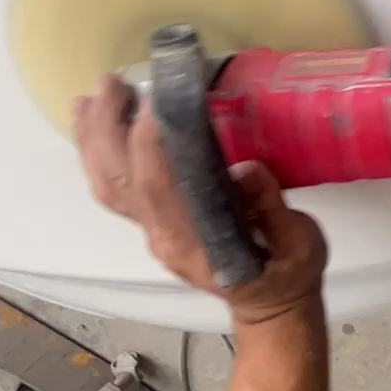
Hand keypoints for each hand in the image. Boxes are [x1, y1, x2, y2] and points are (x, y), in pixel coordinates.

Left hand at [73, 75, 327, 327]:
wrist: (273, 307)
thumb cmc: (289, 274)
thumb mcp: (298, 243)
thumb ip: (273, 208)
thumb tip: (246, 169)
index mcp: (196, 240)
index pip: (160, 187)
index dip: (152, 143)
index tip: (158, 99)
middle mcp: (163, 235)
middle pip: (119, 182)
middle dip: (107, 131)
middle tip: (109, 84)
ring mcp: (155, 233)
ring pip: (109, 186)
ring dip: (94, 140)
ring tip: (91, 98)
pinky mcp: (157, 226)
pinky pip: (118, 189)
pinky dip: (102, 155)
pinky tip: (102, 129)